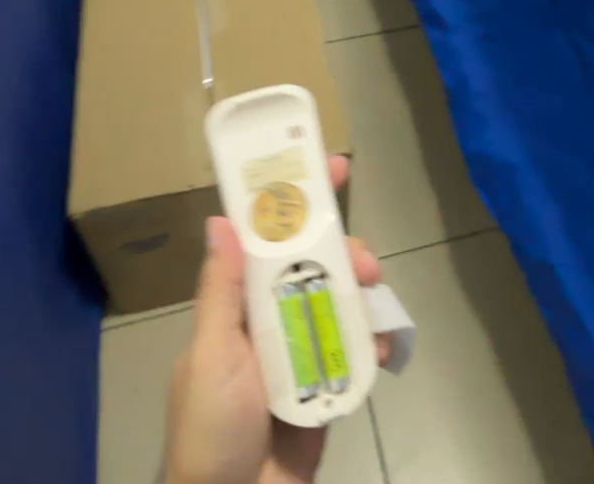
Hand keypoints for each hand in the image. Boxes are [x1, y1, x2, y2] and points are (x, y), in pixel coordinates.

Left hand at [164, 156, 389, 483]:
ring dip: (363, 293)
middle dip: (344, 251)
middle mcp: (272, 315)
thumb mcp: (212, 353)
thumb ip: (222, 289)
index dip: (295, 200)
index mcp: (240, 303)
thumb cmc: (212, 427)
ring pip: (341, 298)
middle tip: (365, 263)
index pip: (267, 239)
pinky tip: (381, 350)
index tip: (329, 166)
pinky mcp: (327, 381)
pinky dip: (374, 342)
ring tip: (374, 304)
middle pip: (316, 263)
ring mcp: (302, 347)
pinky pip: (356, 347)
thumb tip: (220, 217)